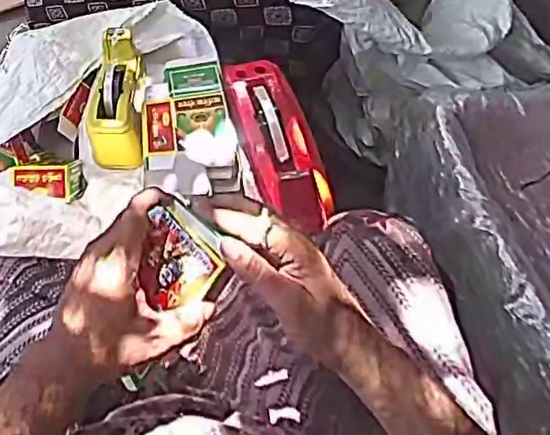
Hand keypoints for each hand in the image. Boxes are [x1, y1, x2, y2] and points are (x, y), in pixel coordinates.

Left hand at [45, 188, 215, 380]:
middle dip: (156, 221)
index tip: (171, 199)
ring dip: (142, 234)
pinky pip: (111, 243)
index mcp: (116, 262)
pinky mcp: (86, 265)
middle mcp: (100, 252)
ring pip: (120, 230)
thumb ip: (184, 323)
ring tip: (163, 252)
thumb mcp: (152, 340)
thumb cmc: (99, 349)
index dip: (155, 200)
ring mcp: (90, 257)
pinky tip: (142, 271)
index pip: (135, 213)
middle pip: (130, 219)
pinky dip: (130, 247)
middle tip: (176, 232)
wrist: (66, 360)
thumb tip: (206, 309)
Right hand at [199, 195, 366, 369]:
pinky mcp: (292, 254)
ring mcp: (293, 243)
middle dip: (224, 204)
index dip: (221, 214)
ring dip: (232, 210)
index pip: (249, 221)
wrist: (352, 345)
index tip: (197, 210)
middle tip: (196, 204)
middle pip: (254, 211)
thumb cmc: (321, 327)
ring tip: (207, 211)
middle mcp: (293, 236)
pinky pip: (261, 229)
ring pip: (258, 217)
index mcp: (291, 244)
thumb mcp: (285, 301)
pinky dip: (242, 224)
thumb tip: (225, 243)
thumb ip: (255, 270)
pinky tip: (231, 230)